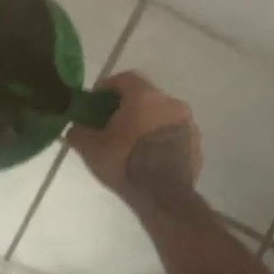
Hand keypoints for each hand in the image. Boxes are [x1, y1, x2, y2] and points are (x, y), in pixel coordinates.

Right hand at [65, 71, 202, 206]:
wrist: (163, 195)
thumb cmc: (124, 161)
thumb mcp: (89, 146)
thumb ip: (78, 130)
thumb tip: (76, 127)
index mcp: (145, 97)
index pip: (125, 78)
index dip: (108, 86)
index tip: (96, 101)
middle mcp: (171, 104)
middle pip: (146, 97)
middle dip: (128, 106)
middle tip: (111, 122)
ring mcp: (189, 125)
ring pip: (162, 115)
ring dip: (146, 122)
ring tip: (130, 142)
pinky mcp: (197, 145)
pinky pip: (174, 134)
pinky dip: (160, 138)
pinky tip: (147, 156)